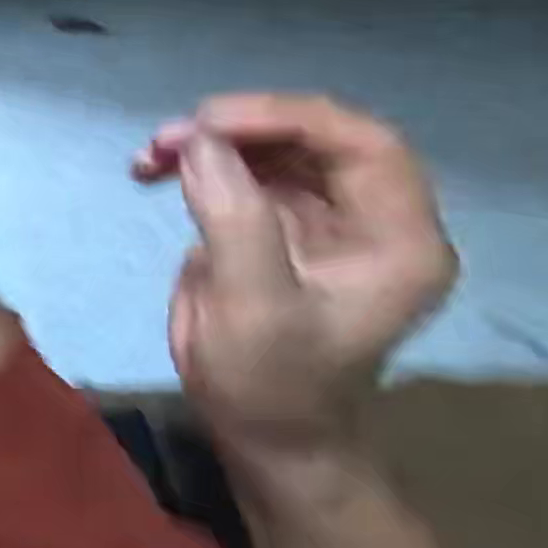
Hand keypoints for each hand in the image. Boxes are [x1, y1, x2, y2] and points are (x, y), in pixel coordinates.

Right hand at [133, 95, 457, 468]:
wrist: (258, 428)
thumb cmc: (271, 381)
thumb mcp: (255, 308)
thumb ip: (233, 219)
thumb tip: (198, 141)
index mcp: (396, 238)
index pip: (361, 144)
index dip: (288, 119)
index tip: (212, 122)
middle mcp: (366, 216)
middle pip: (311, 137)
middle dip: (237, 128)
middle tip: (169, 138)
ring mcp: (318, 216)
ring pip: (269, 147)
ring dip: (208, 141)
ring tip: (151, 154)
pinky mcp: (272, 222)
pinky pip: (238, 170)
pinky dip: (194, 161)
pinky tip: (153, 169)